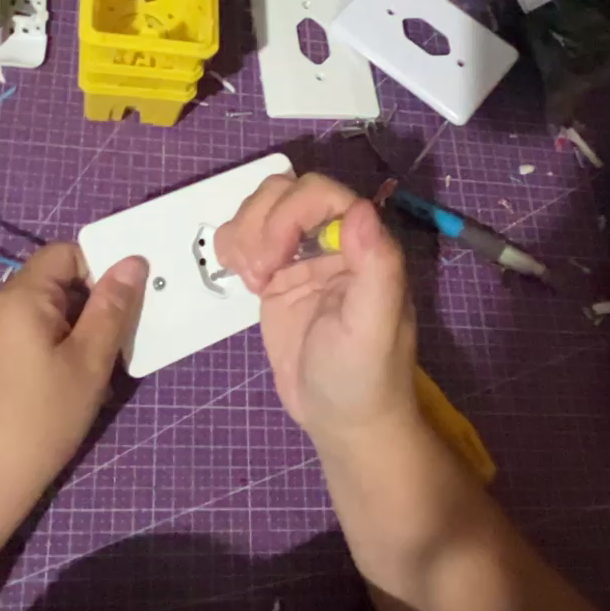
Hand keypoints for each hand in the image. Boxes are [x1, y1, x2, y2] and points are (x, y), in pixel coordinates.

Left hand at [0, 244, 146, 506]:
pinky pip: (29, 331)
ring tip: (101, 359)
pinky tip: (72, 377)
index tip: (126, 299)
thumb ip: (112, 307)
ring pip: (45, 308)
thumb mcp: (90, 360)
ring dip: (78, 324)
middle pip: (54, 279)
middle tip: (122, 332)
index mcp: (21, 296)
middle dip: (92, 298)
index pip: (64, 252)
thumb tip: (132, 261)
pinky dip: (57, 341)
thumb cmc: (43, 416)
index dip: (99, 266)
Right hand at [214, 174, 417, 447]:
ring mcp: (300, 253)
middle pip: (283, 191)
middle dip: (260, 225)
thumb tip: (362, 209)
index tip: (273, 260)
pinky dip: (233, 246)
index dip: (288, 213)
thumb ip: (376, 268)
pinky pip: (245, 235)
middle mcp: (333, 239)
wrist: (341, 419)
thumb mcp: (372, 329)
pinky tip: (243, 279)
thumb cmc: (363, 377)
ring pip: (260, 207)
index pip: (320, 193)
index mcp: (364, 244)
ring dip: (244, 235)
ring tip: (253, 281)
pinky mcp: (275, 272)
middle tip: (260, 277)